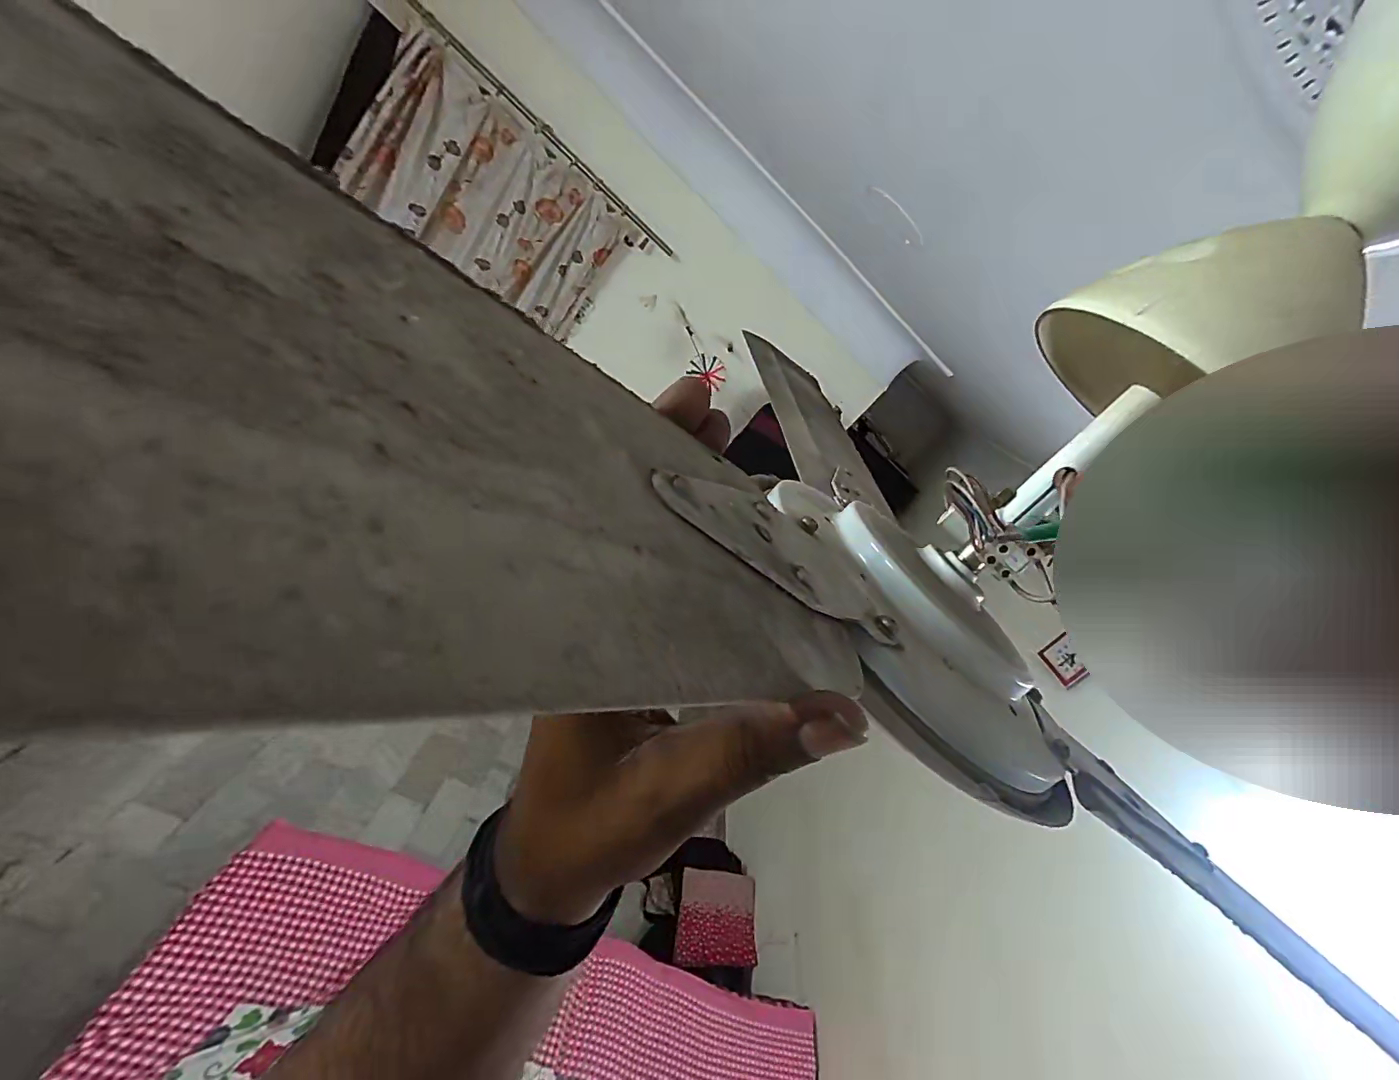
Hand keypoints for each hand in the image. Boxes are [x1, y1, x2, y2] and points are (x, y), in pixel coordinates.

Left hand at [491, 377, 868, 923]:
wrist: (552, 868)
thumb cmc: (590, 828)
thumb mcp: (669, 793)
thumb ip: (751, 752)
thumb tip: (846, 715)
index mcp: (588, 639)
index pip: (620, 528)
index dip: (653, 462)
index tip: (690, 406)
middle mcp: (599, 622)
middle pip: (637, 524)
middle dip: (675, 466)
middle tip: (714, 415)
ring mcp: (619, 637)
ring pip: (658, 553)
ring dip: (695, 508)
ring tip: (730, 456)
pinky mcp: (638, 656)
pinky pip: (677, 594)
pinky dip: (710, 565)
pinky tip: (746, 551)